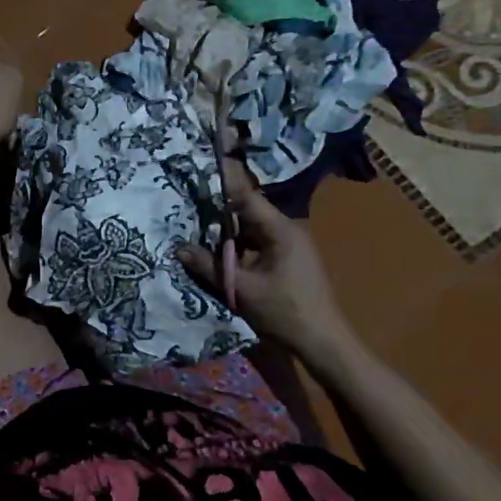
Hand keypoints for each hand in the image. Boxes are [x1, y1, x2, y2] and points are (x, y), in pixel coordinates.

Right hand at [175, 164, 349, 354]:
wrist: (322, 342)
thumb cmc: (285, 313)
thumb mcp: (242, 290)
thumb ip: (209, 267)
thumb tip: (178, 247)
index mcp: (280, 230)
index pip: (246, 196)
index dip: (225, 178)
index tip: (206, 158)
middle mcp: (287, 230)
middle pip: (248, 210)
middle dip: (219, 203)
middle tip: (191, 191)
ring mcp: (289, 245)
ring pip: (251, 228)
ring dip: (227, 227)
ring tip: (197, 217)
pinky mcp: (287, 259)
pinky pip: (257, 242)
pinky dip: (238, 243)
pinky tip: (217, 248)